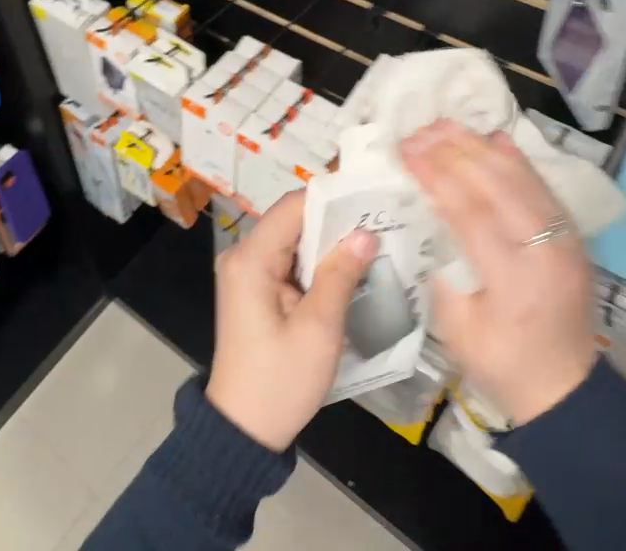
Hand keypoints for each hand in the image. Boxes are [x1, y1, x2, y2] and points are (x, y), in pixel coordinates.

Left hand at [206, 190, 378, 450]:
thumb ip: (340, 275)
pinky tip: (351, 271)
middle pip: (292, 222)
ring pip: (293, 243)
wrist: (244, 427)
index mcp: (250, 259)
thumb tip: (365, 232)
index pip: (291, 207)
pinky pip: (289, 264)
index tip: (370, 198)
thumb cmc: (281, 380)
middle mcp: (243, 257)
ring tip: (376, 244)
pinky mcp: (256, 292)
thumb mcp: (318, 328)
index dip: (330, 199)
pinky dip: (317, 266)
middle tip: (382, 223)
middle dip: (335, 223)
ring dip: (329, 246)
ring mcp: (247, 275)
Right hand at [401, 121, 595, 425]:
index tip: (406, 151)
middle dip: (454, 152)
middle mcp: (545, 251)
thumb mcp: (457, 329)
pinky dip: (518, 160)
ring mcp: (565, 241)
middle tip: (419, 131)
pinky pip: (544, 188)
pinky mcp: (573, 238)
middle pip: (497, 186)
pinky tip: (495, 139)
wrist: (567, 390)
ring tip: (447, 126)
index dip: (435, 176)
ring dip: (481, 148)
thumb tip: (427, 222)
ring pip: (522, 179)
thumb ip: (442, 273)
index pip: (470, 212)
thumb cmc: (501, 365)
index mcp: (513, 279)